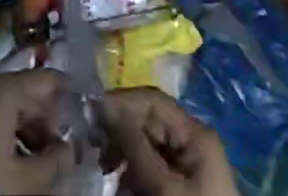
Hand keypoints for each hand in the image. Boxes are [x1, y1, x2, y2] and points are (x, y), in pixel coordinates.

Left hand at [0, 69, 76, 195]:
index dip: (74, 96)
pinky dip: (19, 137)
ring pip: (19, 109)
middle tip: (79, 146)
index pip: (50, 79)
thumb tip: (74, 148)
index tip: (95, 115)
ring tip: (57, 162)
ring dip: (38, 133)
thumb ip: (56, 162)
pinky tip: (31, 164)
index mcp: (5, 88)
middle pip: (34, 94)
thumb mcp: (27, 180)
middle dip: (56, 120)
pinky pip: (3, 119)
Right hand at [100, 89, 233, 195]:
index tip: (92, 115)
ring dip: (121, 150)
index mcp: (195, 133)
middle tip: (94, 145)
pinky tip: (117, 180)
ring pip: (144, 140)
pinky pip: (148, 162)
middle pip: (146, 119)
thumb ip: (134, 144)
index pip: (152, 100)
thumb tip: (103, 106)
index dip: (120, 101)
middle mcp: (191, 139)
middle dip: (118, 130)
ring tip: (104, 167)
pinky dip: (130, 168)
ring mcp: (185, 160)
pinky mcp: (179, 179)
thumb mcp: (162, 186)